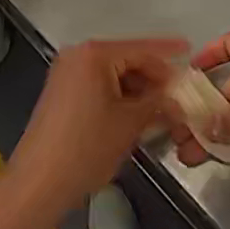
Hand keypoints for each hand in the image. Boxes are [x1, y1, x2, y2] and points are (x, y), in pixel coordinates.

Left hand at [8, 38, 187, 209]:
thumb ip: (157, 103)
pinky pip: (98, 84)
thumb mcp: (130, 124)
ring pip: (113, 74)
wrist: (40, 180)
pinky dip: (119, 96)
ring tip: (163, 109)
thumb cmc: (87, 147)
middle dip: (153, 77)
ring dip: (137, 90)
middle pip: (126, 59)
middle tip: (180, 95)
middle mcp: (78, 55)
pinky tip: (138, 114)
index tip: (190, 51)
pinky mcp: (62, 91)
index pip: (140, 49)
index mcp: (94, 55)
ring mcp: (67, 72)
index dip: (167, 52)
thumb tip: (177, 98)